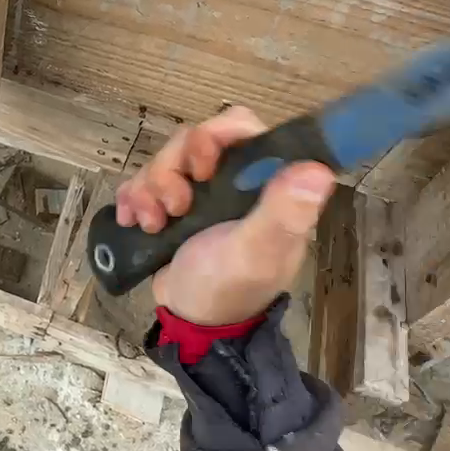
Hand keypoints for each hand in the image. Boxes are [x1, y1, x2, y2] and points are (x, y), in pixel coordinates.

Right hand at [114, 108, 337, 325]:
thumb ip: (282, 212)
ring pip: (163, 160)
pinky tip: (131, 221)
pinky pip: (140, 180)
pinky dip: (132, 199)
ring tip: (152, 225)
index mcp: (262, 183)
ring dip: (149, 190)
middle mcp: (230, 179)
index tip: (201, 165)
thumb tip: (318, 169)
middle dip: (171, 169)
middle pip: (192, 140)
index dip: (215, 134)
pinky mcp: (166, 203)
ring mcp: (197, 190)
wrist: (190, 323)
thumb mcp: (256, 251)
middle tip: (174, 207)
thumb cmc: (231, 287)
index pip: (241, 127)